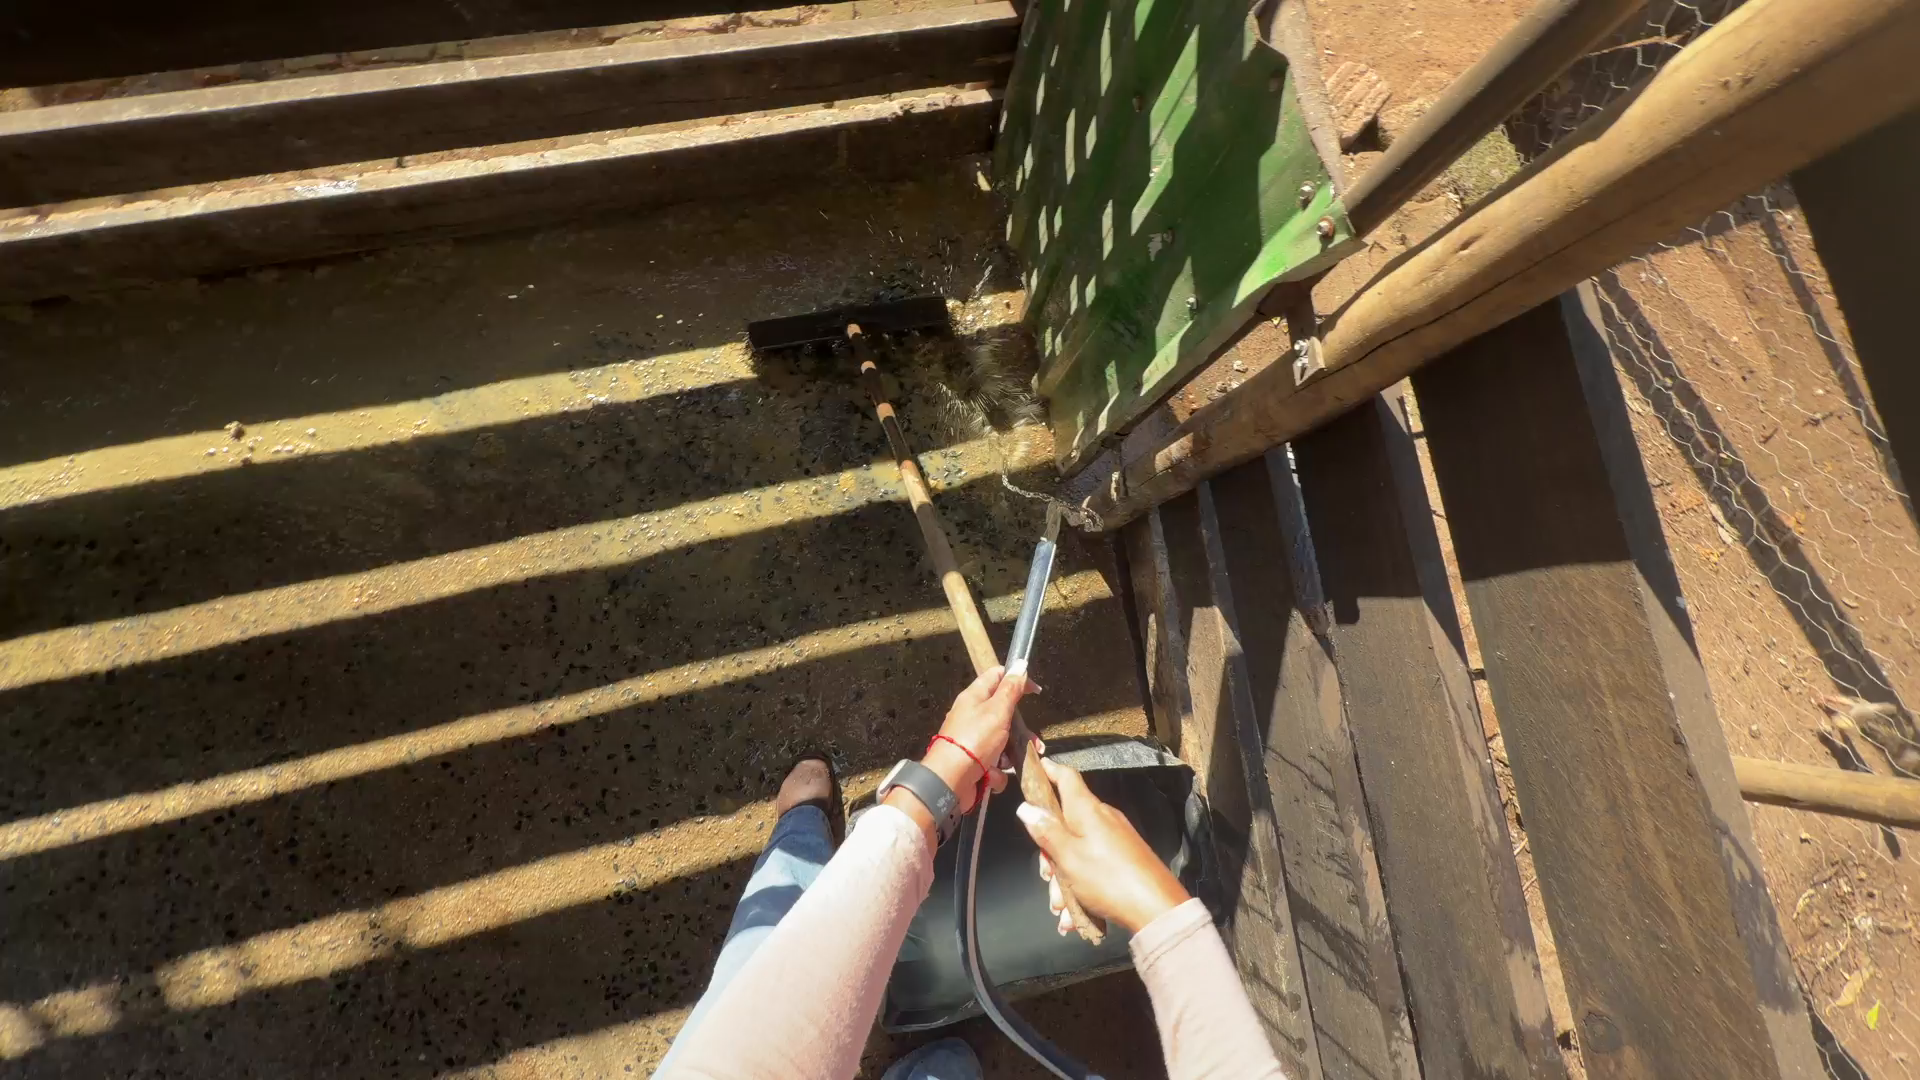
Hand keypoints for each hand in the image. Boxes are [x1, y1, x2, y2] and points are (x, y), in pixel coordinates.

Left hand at [924, 665, 1025, 812]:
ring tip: (1012, 763)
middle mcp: (972, 715)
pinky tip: (992, 775)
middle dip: (1020, 731)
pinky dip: (996, 771)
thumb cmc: (974, 740)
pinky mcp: (974, 761)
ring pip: (1002, 742)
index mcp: (974, 697)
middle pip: (1004, 714)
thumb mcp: (997, 710)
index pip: (996, 676)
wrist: (950, 780)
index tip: (1034, 691)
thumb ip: (1010, 690)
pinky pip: (994, 763)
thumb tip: (1020, 665)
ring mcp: (973, 739)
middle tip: (1035, 742)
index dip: (1016, 679)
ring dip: (1011, 755)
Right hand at [1015, 757, 1189, 933]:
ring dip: (1064, 879)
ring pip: (1076, 850)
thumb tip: (1026, 807)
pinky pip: (1092, 865)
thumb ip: (1046, 831)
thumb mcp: (1068, 857)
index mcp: (1086, 809)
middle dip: (1050, 853)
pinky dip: (1080, 887)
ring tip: (1062, 909)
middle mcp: (1101, 817)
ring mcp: (1114, 837)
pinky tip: (1074, 916)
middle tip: (1048, 877)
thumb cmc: (1109, 879)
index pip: (1065, 776)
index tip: (1032, 770)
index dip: (1047, 769)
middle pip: (1064, 822)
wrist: (1158, 910)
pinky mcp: (1123, 857)